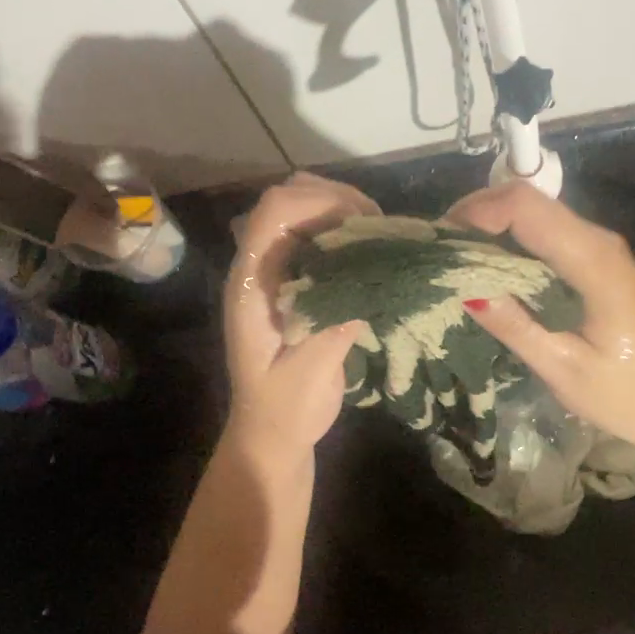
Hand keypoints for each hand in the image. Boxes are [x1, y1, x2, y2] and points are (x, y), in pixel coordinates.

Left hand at [223, 173, 376, 455]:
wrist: (270, 435)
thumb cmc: (283, 409)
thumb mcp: (309, 373)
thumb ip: (334, 323)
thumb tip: (375, 279)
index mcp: (252, 283)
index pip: (274, 214)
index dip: (320, 202)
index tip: (364, 221)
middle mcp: (261, 267)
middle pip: (288, 199)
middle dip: (337, 198)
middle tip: (380, 225)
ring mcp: (278, 272)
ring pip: (305, 212)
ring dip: (345, 212)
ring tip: (383, 234)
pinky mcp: (297, 281)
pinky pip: (319, 238)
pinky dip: (349, 233)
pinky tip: (377, 252)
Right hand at [444, 182, 634, 456]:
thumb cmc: (625, 395)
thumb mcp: (562, 367)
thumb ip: (513, 325)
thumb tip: (462, 288)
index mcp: (592, 261)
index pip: (526, 208)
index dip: (477, 212)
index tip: (439, 242)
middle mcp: (598, 241)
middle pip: (528, 201)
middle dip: (477, 215)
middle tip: (437, 251)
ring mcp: (599, 247)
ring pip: (535, 213)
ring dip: (491, 226)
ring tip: (453, 259)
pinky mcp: (595, 260)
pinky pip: (545, 233)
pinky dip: (509, 240)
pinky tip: (487, 269)